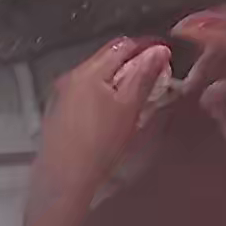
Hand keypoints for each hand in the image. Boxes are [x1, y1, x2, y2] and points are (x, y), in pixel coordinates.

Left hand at [26, 38, 172, 225]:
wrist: (64, 180)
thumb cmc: (101, 143)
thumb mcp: (129, 108)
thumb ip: (144, 75)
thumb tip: (159, 50)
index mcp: (90, 70)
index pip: (123, 45)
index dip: (147, 47)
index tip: (166, 57)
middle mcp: (72, 75)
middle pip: (108, 57)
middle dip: (133, 61)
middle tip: (157, 75)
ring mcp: (63, 93)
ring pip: (97, 74)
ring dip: (119, 77)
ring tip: (138, 93)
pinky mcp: (59, 110)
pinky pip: (87, 89)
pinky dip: (104, 90)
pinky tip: (113, 109)